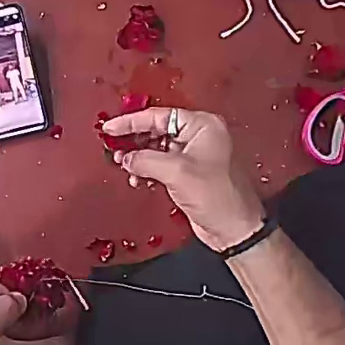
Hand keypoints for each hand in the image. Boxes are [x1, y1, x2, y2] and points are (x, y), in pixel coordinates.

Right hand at [100, 107, 265, 251]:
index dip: (132, 122)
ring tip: (122, 164)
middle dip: (134, 140)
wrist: (234, 228)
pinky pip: (162, 163)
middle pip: (158, 129)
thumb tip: (126, 158)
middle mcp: (199, 135)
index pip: (160, 116)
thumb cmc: (216, 196)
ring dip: (139, 156)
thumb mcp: (176, 172)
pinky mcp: (189, 172)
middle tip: (113, 147)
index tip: (111, 128)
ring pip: (157, 147)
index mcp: (202, 125)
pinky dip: (147, 168)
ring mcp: (194, 154)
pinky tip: (137, 177)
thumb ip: (146, 160)